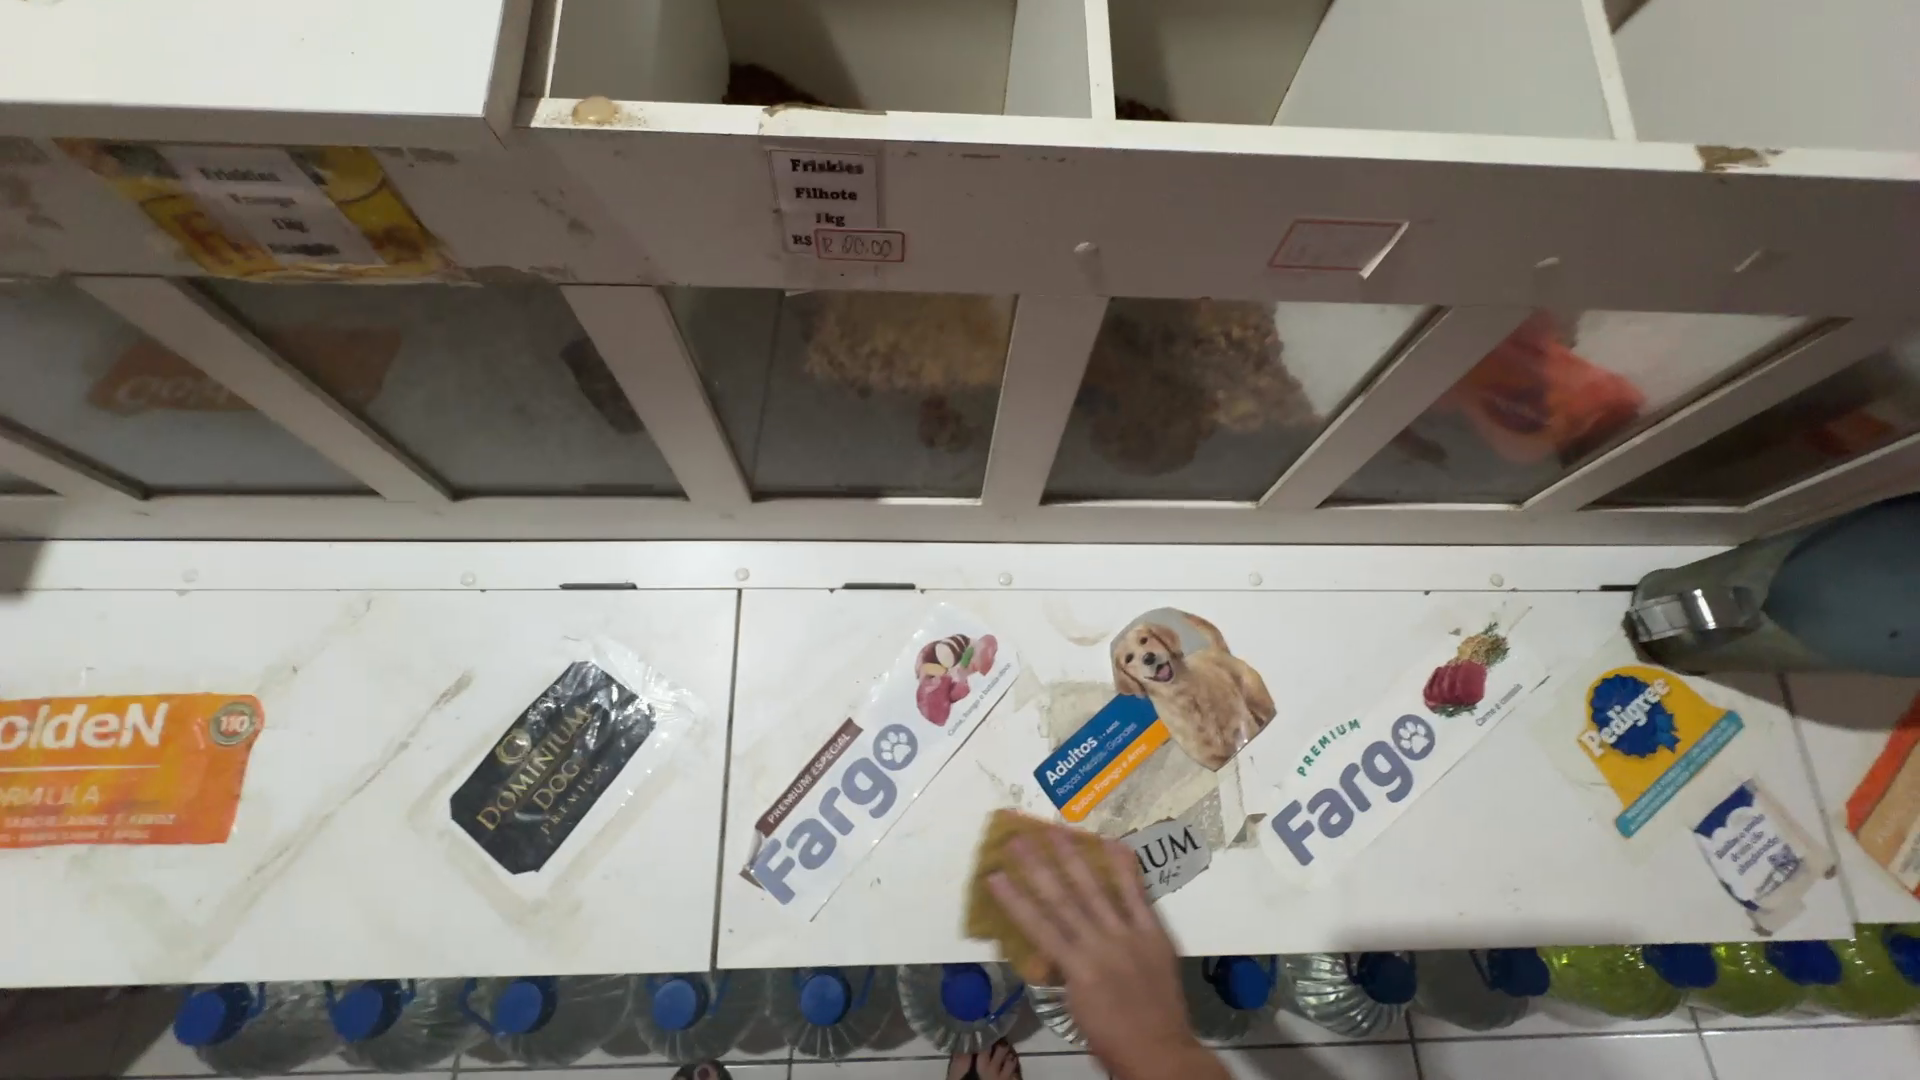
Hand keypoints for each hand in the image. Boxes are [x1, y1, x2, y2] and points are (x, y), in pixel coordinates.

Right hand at [987, 832, 1226, 1079]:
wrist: (1161, 1054)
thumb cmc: (1110, 1037)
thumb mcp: (1074, 1007)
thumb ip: (1065, 969)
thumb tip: (1053, 940)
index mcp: (1075, 969)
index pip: (1037, 927)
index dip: (1014, 900)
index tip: (994, 875)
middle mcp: (1098, 945)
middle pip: (1062, 899)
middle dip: (1037, 867)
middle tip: (1018, 839)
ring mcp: (1127, 935)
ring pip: (1095, 889)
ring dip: (1073, 858)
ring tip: (1056, 831)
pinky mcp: (1153, 932)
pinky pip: (1137, 895)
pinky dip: (1124, 869)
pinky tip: (1112, 843)